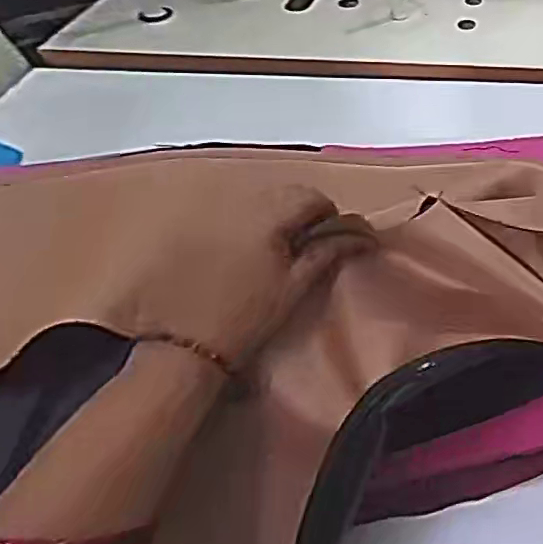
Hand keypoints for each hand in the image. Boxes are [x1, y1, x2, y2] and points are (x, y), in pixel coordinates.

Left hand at [96, 179, 371, 365]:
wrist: (180, 349)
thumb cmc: (247, 319)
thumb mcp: (296, 285)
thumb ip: (329, 251)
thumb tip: (361, 235)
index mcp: (267, 218)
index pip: (311, 196)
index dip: (328, 215)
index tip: (330, 240)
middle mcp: (235, 208)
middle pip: (282, 194)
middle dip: (300, 213)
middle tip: (306, 246)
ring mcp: (206, 218)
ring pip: (254, 203)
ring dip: (272, 218)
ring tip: (275, 252)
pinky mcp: (184, 233)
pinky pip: (226, 216)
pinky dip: (244, 227)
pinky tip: (241, 257)